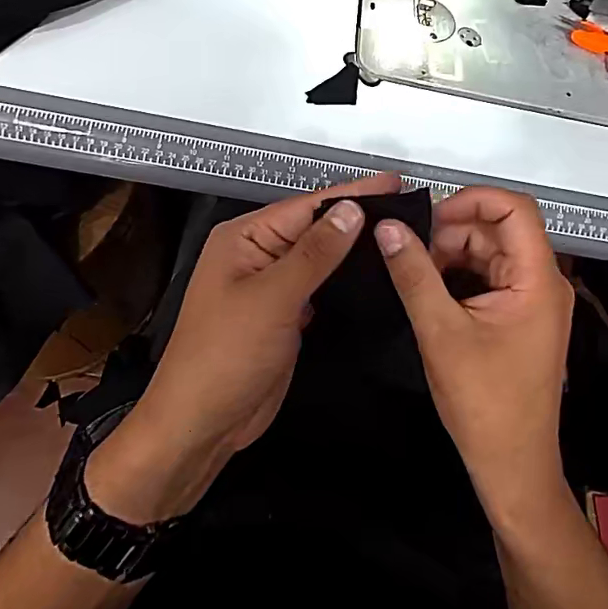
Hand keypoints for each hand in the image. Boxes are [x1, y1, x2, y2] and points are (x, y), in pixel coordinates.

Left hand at [86, 172, 401, 523]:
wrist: (201, 426)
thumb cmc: (222, 358)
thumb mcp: (271, 298)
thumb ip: (314, 253)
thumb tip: (351, 210)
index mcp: (243, 238)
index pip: (307, 206)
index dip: (352, 194)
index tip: (393, 183)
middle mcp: (257, 254)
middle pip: (315, 227)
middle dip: (357, 217)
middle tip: (405, 207)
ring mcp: (271, 285)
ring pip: (320, 257)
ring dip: (354, 248)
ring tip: (400, 234)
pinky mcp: (285, 313)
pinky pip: (321, 285)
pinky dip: (346, 278)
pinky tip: (374, 274)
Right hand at [376, 186, 573, 518]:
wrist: (512, 466)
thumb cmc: (485, 404)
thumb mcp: (440, 332)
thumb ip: (413, 274)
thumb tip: (388, 228)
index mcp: (538, 280)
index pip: (515, 209)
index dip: (474, 199)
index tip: (431, 213)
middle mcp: (543, 283)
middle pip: (499, 229)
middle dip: (453, 231)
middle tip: (412, 248)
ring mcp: (532, 300)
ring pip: (490, 252)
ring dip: (452, 254)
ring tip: (416, 272)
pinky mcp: (519, 316)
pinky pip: (489, 276)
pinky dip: (459, 274)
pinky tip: (430, 289)